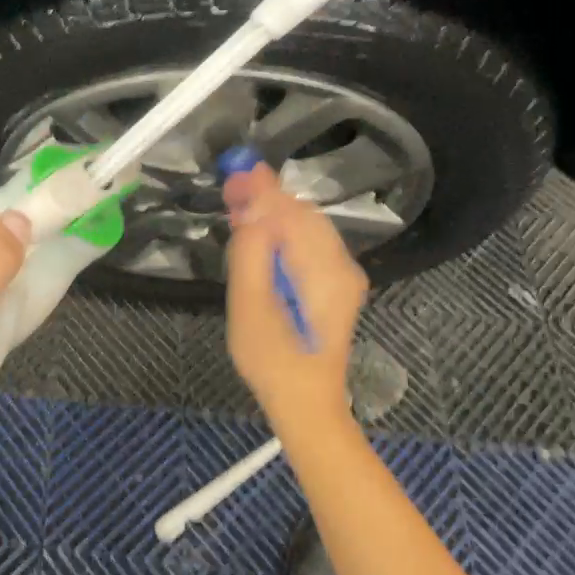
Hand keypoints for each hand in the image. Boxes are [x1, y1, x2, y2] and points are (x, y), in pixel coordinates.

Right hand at [223, 165, 369, 428]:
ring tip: (240, 212)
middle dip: (267, 197)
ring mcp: (344, 275)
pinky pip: (311, 244)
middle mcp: (341, 265)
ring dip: (275, 214)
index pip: (291, 211)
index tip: (235, 170)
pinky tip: (262, 240)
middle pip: (302, 214)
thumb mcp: (249, 306)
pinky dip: (286, 233)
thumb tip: (251, 207)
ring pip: (308, 227)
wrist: (307, 404)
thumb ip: (251, 253)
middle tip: (231, 192)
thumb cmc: (272, 360)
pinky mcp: (338, 285)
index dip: (262, 188)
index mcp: (322, 269)